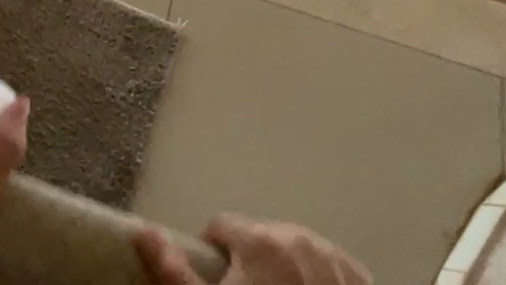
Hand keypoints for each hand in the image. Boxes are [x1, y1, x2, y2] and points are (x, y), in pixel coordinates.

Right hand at [135, 215, 371, 284]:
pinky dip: (318, 279)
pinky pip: (330, 266)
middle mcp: (300, 237)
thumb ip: (173, 271)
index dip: (211, 255)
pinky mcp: (362, 281)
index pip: (219, 226)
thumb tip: (143, 231)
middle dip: (248, 260)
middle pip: (258, 235)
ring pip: (294, 249)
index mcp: (261, 239)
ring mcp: (336, 258)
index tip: (215, 284)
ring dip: (282, 268)